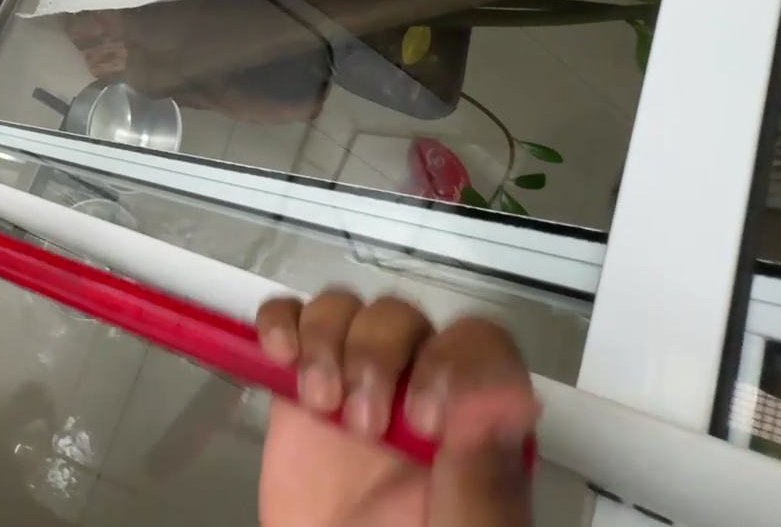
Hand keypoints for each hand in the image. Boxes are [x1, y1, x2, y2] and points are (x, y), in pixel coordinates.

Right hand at [255, 291, 537, 526]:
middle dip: (374, 356)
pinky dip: (279, 322)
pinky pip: (286, 316)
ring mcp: (350, 378)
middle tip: (363, 426)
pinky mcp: (294, 378)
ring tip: (320, 403)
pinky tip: (282, 357)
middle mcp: (414, 387)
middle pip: (400, 317)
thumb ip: (482, 471)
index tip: (422, 421)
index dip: (450, 360)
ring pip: (343, 308)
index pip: (479, 345)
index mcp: (472, 421)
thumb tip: (501, 395)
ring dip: (324, 341)